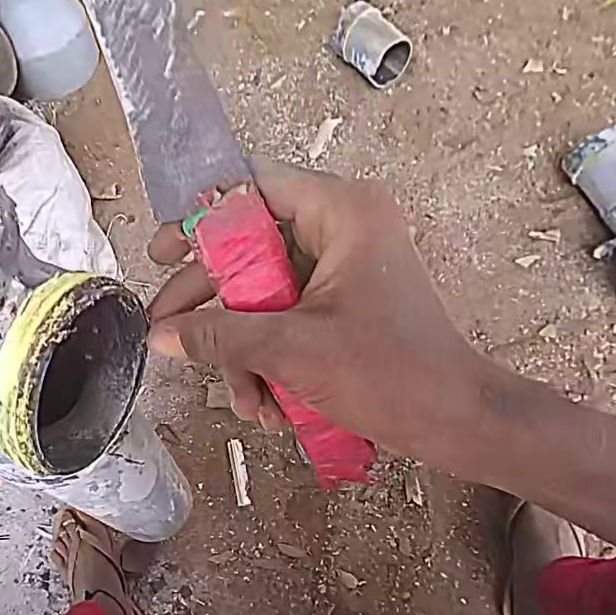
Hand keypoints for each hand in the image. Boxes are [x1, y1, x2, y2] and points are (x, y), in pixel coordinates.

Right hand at [146, 160, 536, 472]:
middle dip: (213, 307)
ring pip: (264, 299)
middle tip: (171, 330)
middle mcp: (343, 233)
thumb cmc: (391, 375)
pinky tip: (268, 406)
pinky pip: (285, 323)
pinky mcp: (341, 311)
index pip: (253, 191)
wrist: (453, 424)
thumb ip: (218, 336)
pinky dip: (269, 362)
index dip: (201, 220)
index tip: (165, 251)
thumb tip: (162, 334)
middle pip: (251, 253)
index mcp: (343, 214)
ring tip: (245, 400)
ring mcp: (342, 275)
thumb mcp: (290, 349)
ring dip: (242, 352)